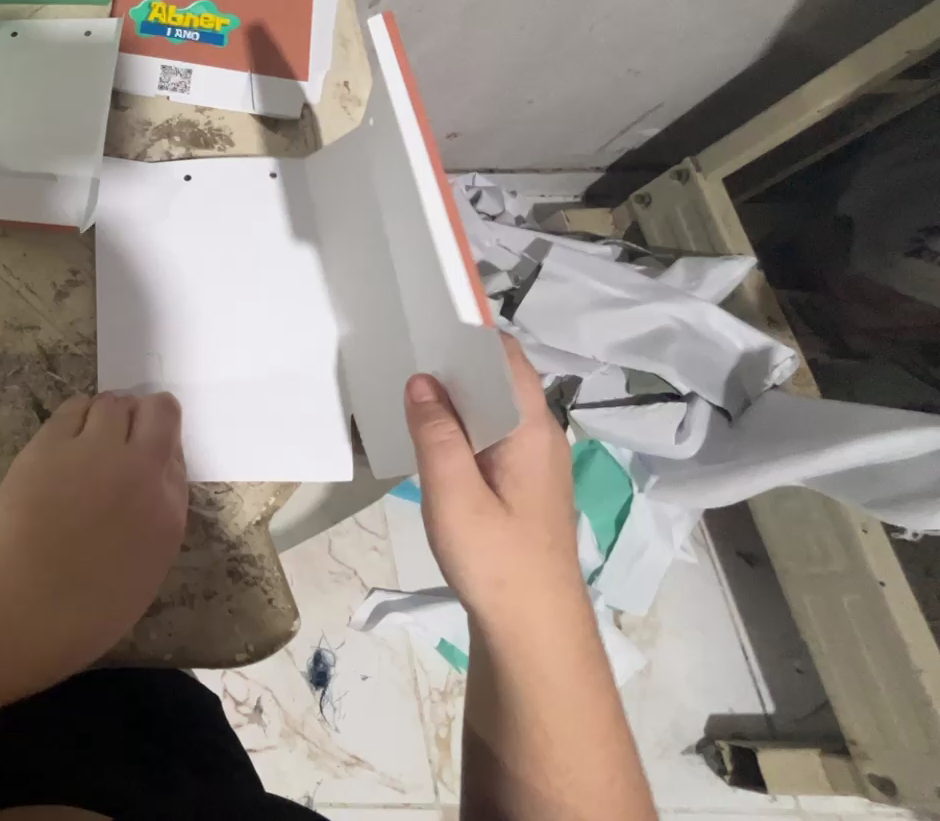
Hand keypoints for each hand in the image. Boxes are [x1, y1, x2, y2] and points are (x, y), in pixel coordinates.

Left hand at [0, 392, 188, 667]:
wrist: (21, 603)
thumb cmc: (82, 610)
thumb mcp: (143, 571)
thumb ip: (152, 520)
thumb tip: (143, 488)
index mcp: (167, 513)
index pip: (176, 456)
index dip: (159, 450)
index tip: (144, 456)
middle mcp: (139, 470)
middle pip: (156, 413)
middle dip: (143, 416)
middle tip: (123, 433)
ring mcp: (95, 450)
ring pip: (114, 403)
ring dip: (108, 413)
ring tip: (90, 434)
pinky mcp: (51, 441)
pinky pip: (74, 407)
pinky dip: (77, 414)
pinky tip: (66, 434)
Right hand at [403, 335, 585, 632]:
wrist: (532, 628)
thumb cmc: (496, 559)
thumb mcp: (454, 494)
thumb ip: (436, 433)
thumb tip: (421, 380)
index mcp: (532, 432)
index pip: (508, 360)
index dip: (472, 331)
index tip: (427, 311)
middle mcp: (538, 438)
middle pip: (499, 379)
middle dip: (454, 356)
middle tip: (401, 340)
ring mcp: (530, 461)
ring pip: (491, 407)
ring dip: (452, 390)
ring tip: (404, 375)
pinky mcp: (516, 481)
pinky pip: (486, 432)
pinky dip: (457, 418)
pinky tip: (424, 425)